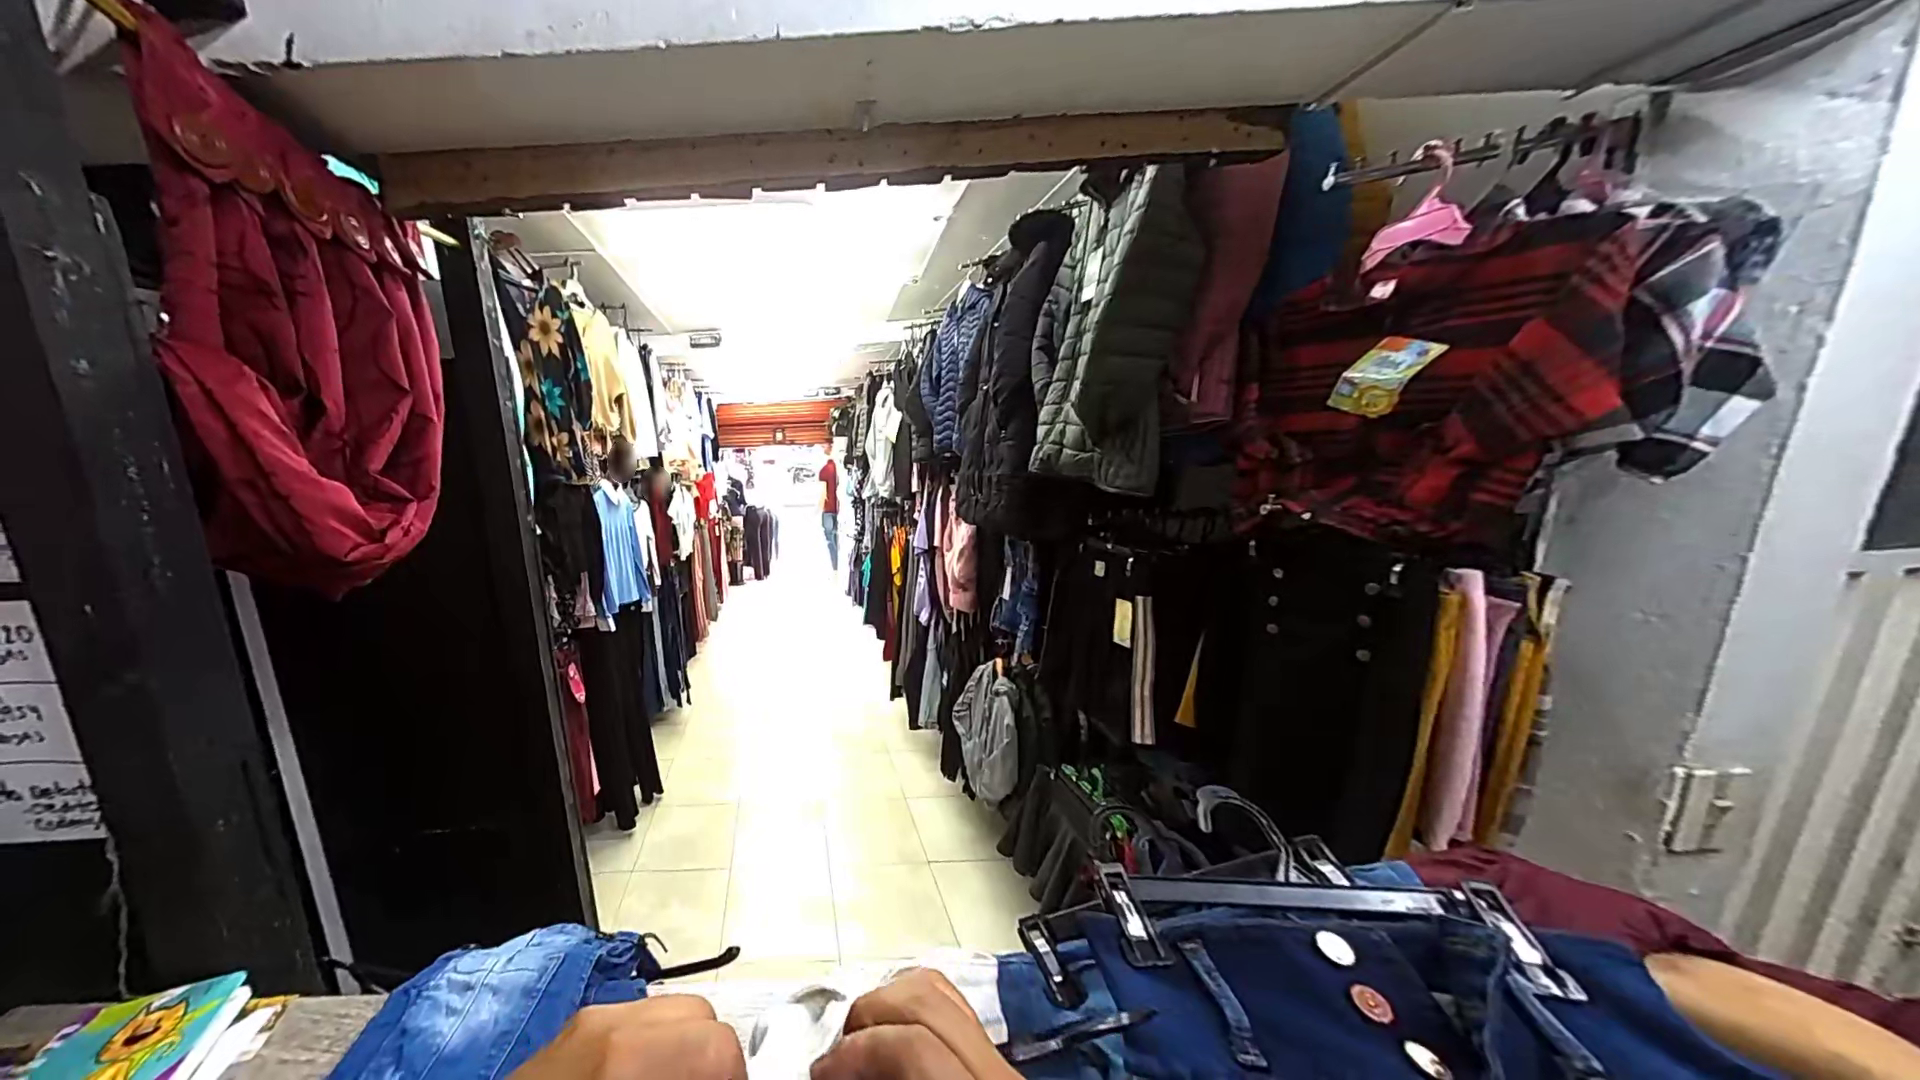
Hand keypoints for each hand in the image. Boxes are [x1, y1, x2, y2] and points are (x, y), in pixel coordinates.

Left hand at [511, 995, 744, 1079]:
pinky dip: (653, 1049)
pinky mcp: (569, 1033)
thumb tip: (726, 1079)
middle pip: (701, 1019)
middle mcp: (608, 1025)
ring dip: (684, 1052)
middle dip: (712, 1063)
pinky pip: (636, 1022)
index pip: (718, 1047)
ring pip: (672, 1013)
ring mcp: (585, 1023)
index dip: (735, 1078)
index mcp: (622, 1060)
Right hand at [812, 969, 1019, 1079]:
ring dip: (891, 1000)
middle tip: (837, 1046)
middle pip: (928, 995)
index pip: (913, 1043)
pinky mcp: (1001, 1062)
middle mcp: (998, 1068)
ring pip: (944, 989)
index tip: (823, 1067)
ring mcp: (1006, 1061)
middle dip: (871, 1009)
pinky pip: (956, 1010)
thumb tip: (827, 1065)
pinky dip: (916, 1011)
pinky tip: (891, 1036)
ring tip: (860, 1035)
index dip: (855, 1049)